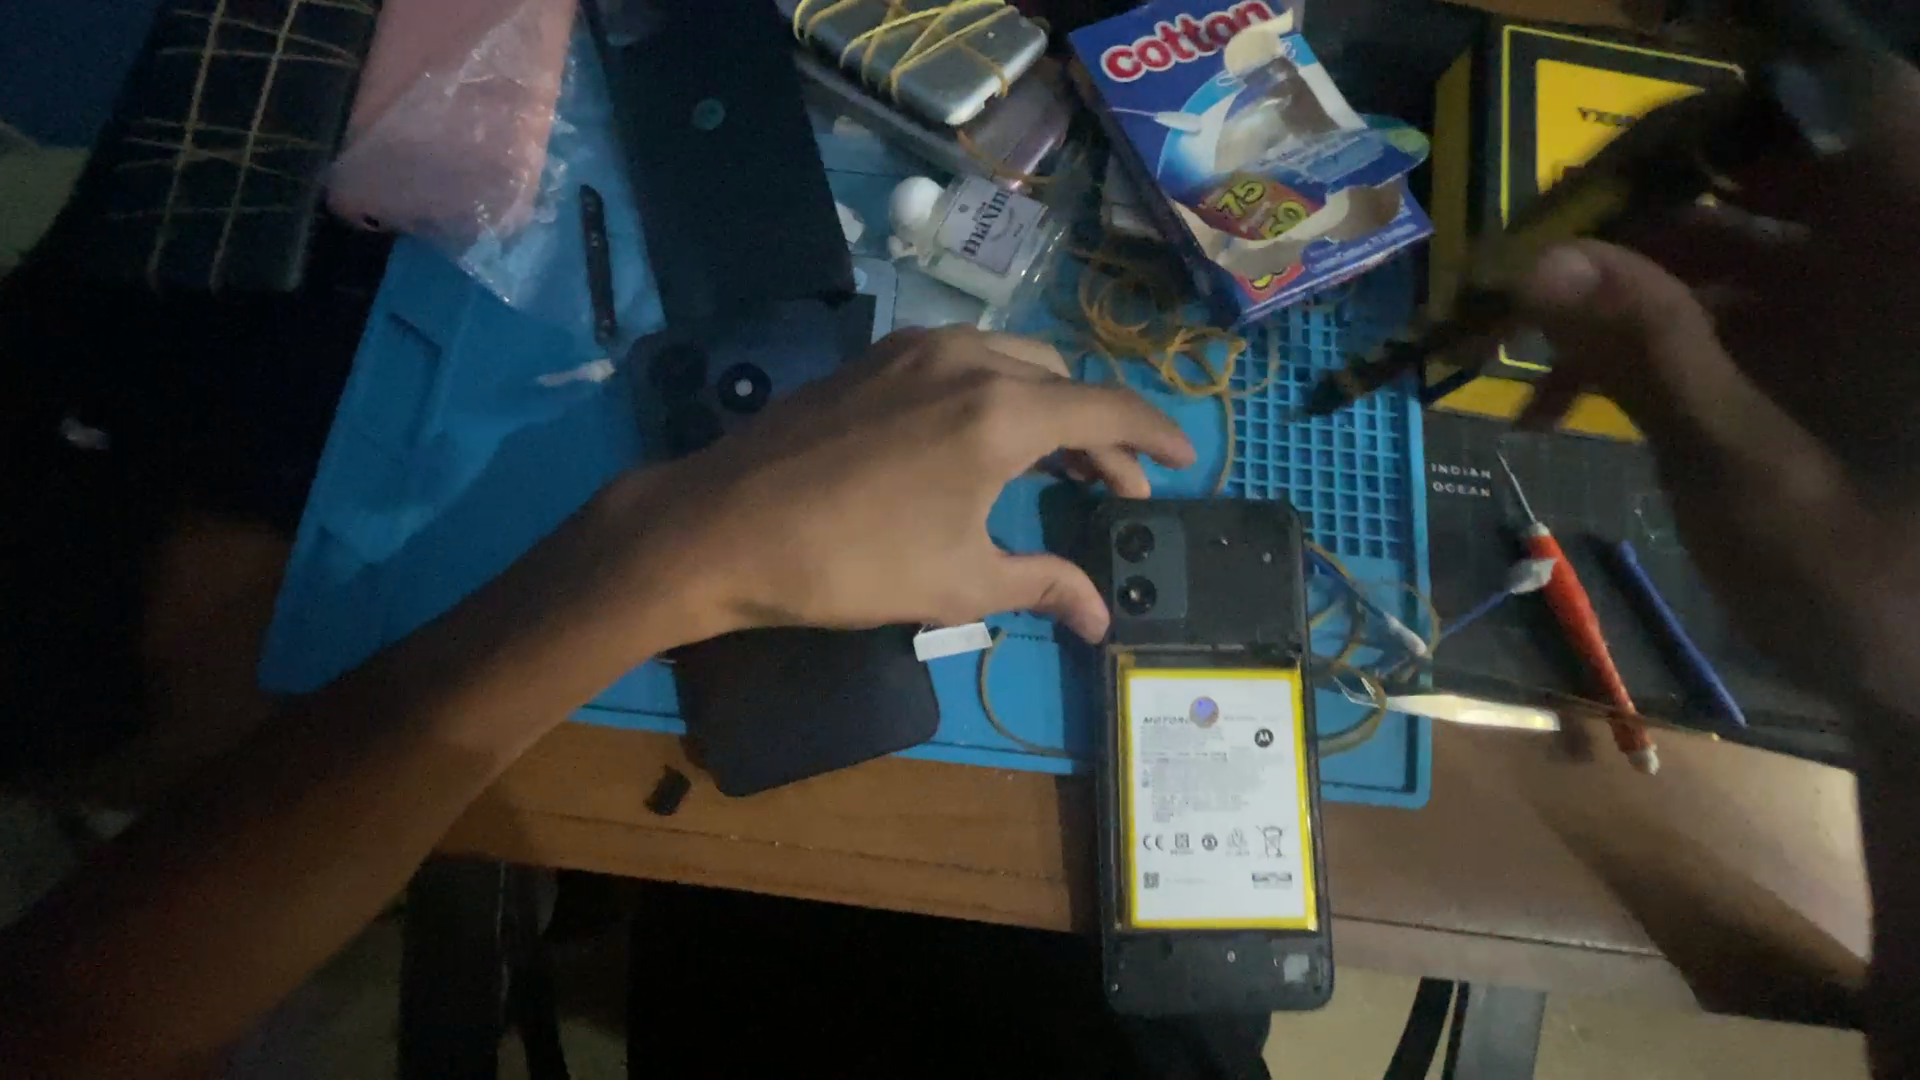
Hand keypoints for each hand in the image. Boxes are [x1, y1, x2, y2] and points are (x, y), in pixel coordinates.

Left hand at [600, 326, 1194, 644]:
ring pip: (1013, 364)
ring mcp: (916, 350)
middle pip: (1064, 385)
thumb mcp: (960, 583)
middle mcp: (968, 360)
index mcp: (1002, 412)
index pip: (1109, 411)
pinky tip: (986, 437)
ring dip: (1049, 409)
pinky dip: (998, 394)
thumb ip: (1044, 585)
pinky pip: (964, 363)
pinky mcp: (876, 359)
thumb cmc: (852, 564)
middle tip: (1116, 488)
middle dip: (1100, 434)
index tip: (1188, 457)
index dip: (1157, 435)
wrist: (724, 528)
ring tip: (1059, 464)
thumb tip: (1103, 619)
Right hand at [1514, 58, 1919, 710]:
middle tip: (1518, 271)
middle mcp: (1900, 268)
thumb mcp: (1743, 466)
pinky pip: (1706, 322)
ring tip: (1511, 347)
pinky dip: (1627, 352)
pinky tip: (1554, 406)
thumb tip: (1536, 265)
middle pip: (1762, 183)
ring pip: (1717, 256)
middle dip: (1628, 222)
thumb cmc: (1872, 583)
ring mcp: (1852, 316)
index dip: (1734, 116)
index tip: (1608, 166)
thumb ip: (1647, 353)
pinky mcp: (1805, 362)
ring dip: (1606, 298)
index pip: (1860, 117)